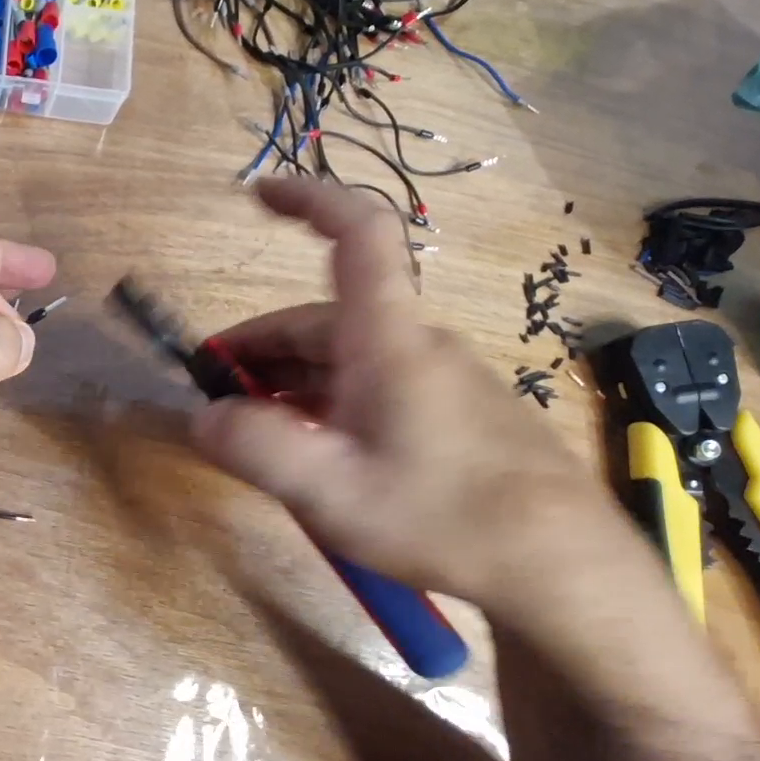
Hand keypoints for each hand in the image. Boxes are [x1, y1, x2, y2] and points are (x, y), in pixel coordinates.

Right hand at [188, 178, 633, 611]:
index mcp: (386, 341)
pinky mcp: (444, 411)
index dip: (308, 202)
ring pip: (338, 358)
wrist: (558, 566)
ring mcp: (432, 378)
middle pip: (319, 319)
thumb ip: (253, 447)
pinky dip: (316, 402)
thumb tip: (201, 417)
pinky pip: (363, 386)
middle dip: (254, 350)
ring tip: (246, 433)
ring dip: (281, 382)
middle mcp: (411, 345)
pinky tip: (303, 449)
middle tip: (209, 400)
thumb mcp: (328, 490)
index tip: (256, 194)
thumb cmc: (441, 517)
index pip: (356, 238)